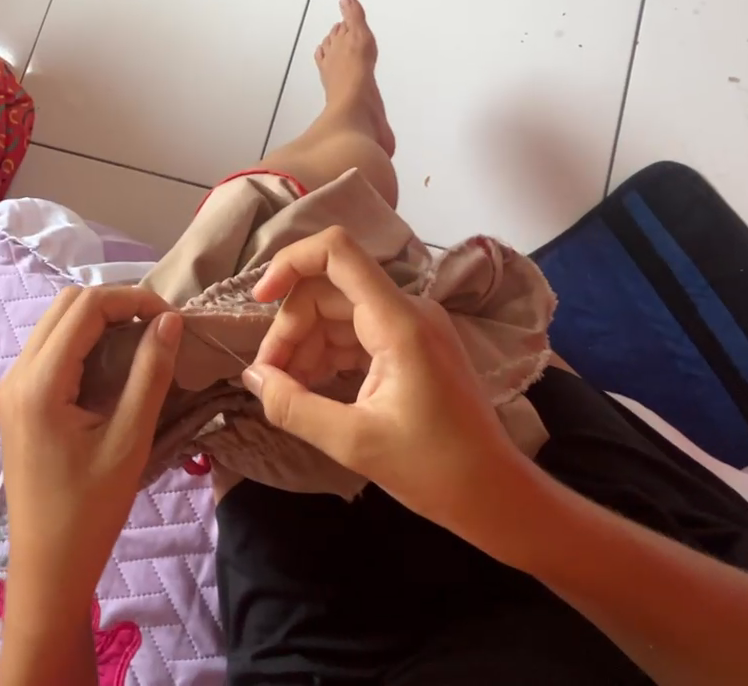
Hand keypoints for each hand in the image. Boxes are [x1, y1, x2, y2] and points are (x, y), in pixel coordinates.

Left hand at [0, 286, 182, 611]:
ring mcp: (12, 386)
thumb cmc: (91, 509)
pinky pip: (50, 347)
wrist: (47, 567)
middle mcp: (17, 373)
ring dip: (98, 318)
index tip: (171, 317)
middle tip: (158, 324)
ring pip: (55, 322)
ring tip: (141, 338)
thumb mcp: (130, 439)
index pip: (85, 308)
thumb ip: (150, 373)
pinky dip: (83, 339)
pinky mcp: (17, 399)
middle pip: (66, 304)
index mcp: (40, 382)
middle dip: (115, 303)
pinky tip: (113, 361)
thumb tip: (170, 321)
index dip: (131, 299)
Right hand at [243, 227, 540, 551]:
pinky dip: (325, 355)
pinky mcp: (408, 345)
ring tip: (286, 392)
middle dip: (290, 329)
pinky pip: (353, 333)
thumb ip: (293, 407)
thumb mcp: (354, 443)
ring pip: (335, 313)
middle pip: (327, 291)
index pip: (337, 252)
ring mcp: (409, 325)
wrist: (496, 496)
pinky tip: (309, 389)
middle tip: (269, 379)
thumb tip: (251, 377)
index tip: (259, 300)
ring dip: (303, 346)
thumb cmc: (435, 470)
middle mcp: (406, 309)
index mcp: (399, 321)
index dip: (290, 262)